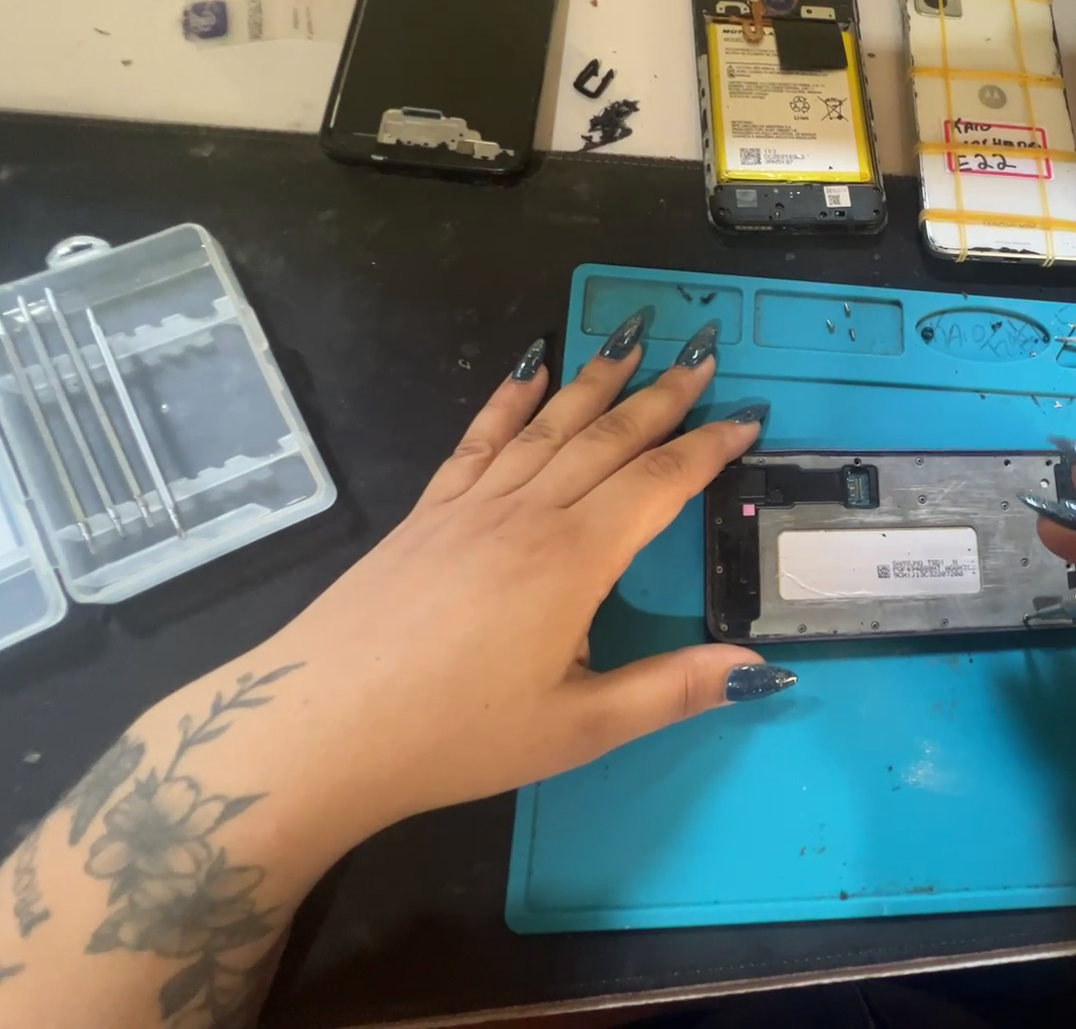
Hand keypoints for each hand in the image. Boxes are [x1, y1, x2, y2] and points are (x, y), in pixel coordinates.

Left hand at [229, 313, 787, 833]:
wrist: (313, 734)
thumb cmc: (455, 735)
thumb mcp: (581, 728)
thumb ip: (674, 689)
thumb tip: (762, 671)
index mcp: (574, 558)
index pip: (659, 482)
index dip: (709, 447)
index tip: (746, 418)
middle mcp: (528, 513)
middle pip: (611, 437)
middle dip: (664, 395)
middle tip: (703, 356)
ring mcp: (473, 505)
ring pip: (550, 424)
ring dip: (597, 380)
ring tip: (632, 340)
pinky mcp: (430, 511)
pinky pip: (479, 438)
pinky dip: (509, 399)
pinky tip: (530, 368)